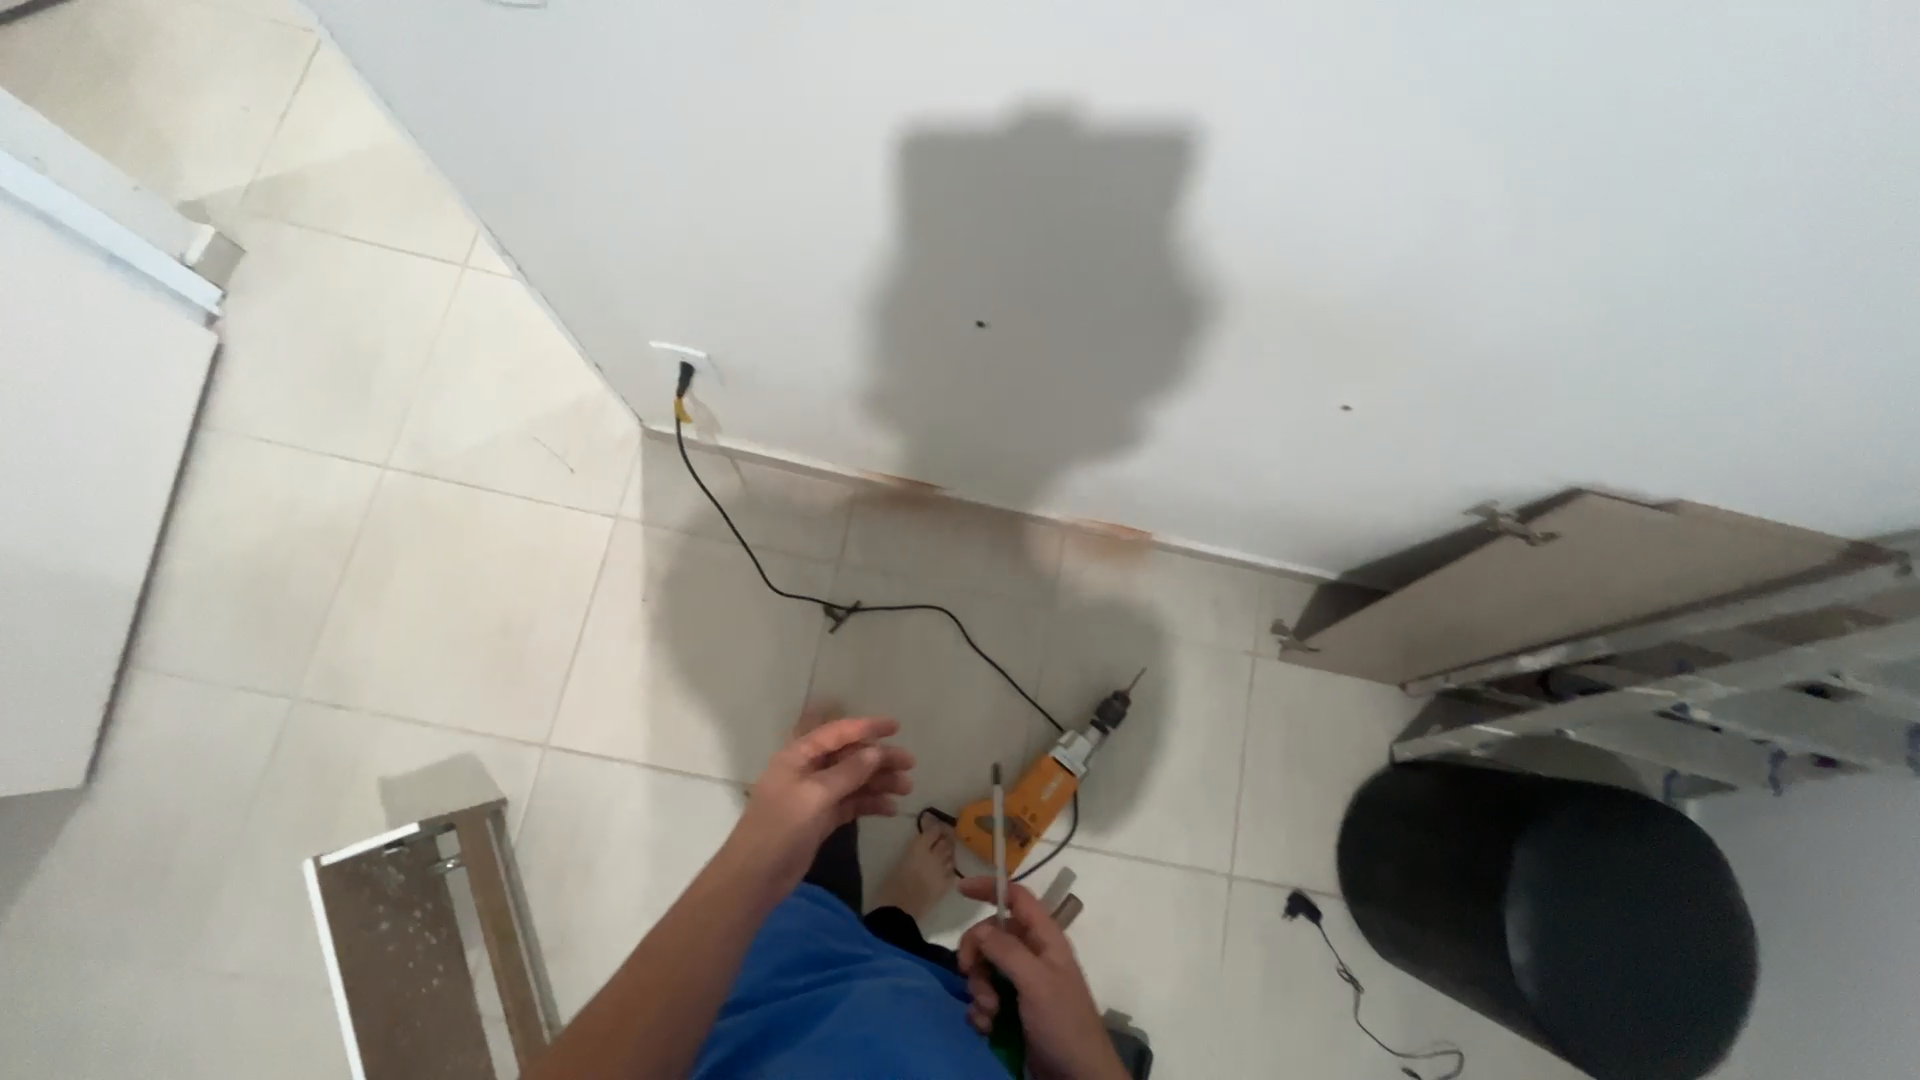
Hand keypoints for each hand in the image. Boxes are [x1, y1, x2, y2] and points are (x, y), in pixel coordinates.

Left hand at [728, 709, 914, 897]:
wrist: (755, 877)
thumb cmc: (780, 828)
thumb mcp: (815, 796)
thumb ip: (847, 772)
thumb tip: (876, 752)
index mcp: (799, 756)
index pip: (837, 733)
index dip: (867, 727)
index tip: (896, 727)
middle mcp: (808, 771)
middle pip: (849, 757)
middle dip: (879, 758)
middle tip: (910, 764)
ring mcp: (815, 796)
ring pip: (854, 781)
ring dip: (879, 782)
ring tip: (906, 788)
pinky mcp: (821, 819)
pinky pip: (851, 803)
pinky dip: (870, 803)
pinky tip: (890, 809)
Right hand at [957, 878, 1128, 1079]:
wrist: (1077, 1077)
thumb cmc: (1064, 1022)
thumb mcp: (1036, 982)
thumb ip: (1007, 951)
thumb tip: (980, 930)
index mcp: (1045, 938)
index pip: (1016, 897)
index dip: (990, 888)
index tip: (960, 890)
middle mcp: (1032, 955)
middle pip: (991, 935)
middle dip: (977, 955)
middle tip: (972, 974)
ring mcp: (1021, 984)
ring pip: (984, 968)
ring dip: (979, 989)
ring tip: (989, 1014)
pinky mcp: (1012, 1010)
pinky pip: (984, 997)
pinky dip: (980, 1011)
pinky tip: (986, 1028)